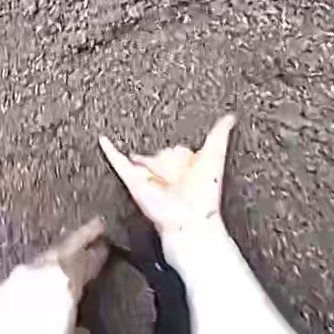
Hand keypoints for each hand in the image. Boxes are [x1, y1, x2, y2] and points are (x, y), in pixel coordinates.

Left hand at [0, 217, 107, 333]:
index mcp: (59, 286)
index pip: (83, 256)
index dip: (95, 248)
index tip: (104, 240)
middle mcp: (32, 277)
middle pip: (59, 251)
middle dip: (76, 243)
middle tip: (92, 236)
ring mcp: (7, 286)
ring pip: (38, 264)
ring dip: (54, 261)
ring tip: (67, 266)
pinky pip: (20, 281)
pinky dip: (34, 281)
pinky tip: (37, 294)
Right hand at [99, 114, 234, 237]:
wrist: (189, 217)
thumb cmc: (203, 193)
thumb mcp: (215, 156)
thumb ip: (220, 134)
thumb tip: (230, 116)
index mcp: (181, 164)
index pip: (179, 149)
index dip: (185, 157)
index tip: (189, 166)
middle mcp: (163, 168)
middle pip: (163, 149)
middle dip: (171, 162)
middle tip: (180, 181)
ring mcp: (147, 173)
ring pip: (148, 156)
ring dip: (157, 168)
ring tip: (168, 185)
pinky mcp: (132, 179)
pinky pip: (118, 161)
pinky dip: (109, 151)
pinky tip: (103, 140)